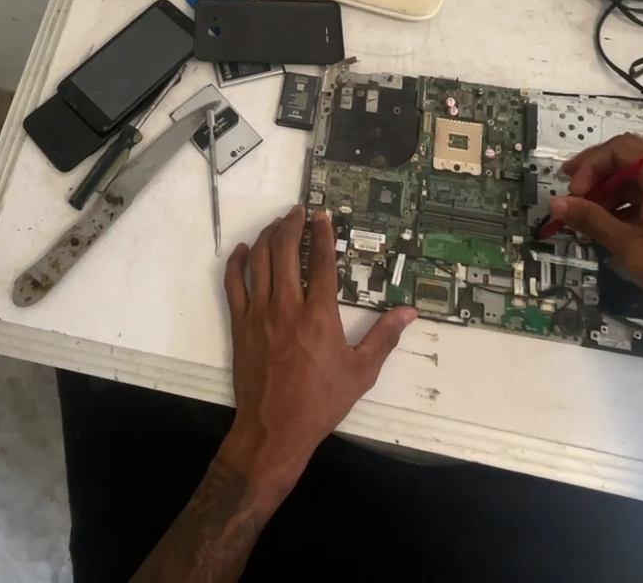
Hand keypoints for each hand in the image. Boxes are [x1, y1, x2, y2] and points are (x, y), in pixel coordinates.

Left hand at [218, 206, 414, 494]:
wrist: (274, 430)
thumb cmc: (320, 403)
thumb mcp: (361, 374)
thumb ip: (384, 338)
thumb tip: (408, 312)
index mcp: (319, 316)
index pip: (322, 263)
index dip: (322, 235)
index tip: (322, 216)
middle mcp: (287, 307)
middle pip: (286, 251)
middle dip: (292, 225)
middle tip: (299, 212)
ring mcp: (259, 313)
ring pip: (260, 260)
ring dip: (268, 236)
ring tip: (278, 224)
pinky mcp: (240, 323)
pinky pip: (234, 283)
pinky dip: (237, 262)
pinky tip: (244, 250)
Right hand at [551, 133, 642, 332]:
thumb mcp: (631, 247)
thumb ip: (591, 220)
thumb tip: (557, 203)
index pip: (619, 148)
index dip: (589, 165)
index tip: (573, 193)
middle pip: (632, 159)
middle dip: (599, 177)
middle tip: (576, 200)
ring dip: (615, 192)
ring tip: (595, 219)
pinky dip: (636, 203)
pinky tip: (622, 228)